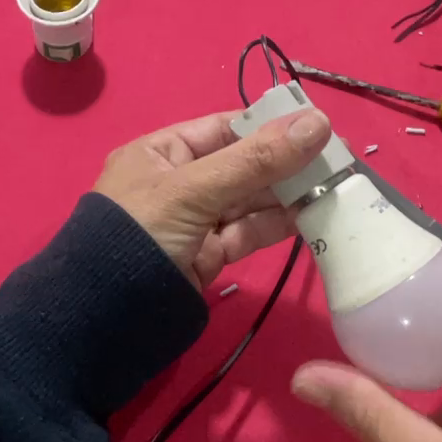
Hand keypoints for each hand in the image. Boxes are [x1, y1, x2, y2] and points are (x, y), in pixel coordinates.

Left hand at [93, 108, 330, 290]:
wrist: (104, 320)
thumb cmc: (142, 234)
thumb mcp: (194, 190)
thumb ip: (257, 160)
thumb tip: (318, 122)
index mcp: (160, 153)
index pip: (222, 129)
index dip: (268, 125)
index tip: (316, 125)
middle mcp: (177, 183)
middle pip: (241, 164)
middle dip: (285, 163)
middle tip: (338, 160)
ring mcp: (193, 221)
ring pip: (249, 200)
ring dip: (288, 195)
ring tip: (334, 186)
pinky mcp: (207, 257)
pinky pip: (247, 233)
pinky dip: (277, 225)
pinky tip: (312, 215)